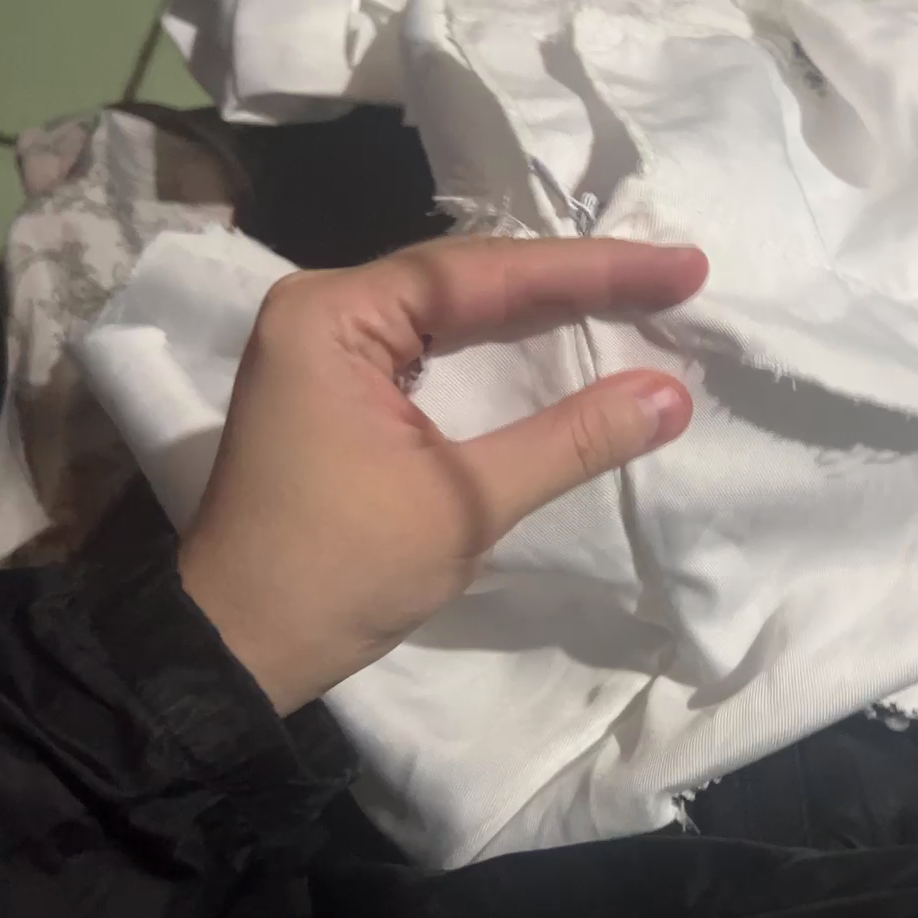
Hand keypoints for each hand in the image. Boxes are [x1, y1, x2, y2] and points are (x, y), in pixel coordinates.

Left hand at [177, 237, 707, 714]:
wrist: (238, 650)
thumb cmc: (337, 574)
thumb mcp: (463, 504)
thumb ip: (569, 442)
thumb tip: (672, 395)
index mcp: (336, 316)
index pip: (485, 274)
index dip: (594, 270)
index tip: (679, 268)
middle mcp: (330, 310)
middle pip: (475, 281)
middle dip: (578, 281)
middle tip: (671, 276)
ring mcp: (335, 347)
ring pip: (462, 311)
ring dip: (548, 307)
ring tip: (636, 292)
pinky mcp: (348, 387)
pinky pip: (444, 348)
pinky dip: (509, 347)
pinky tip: (561, 336)